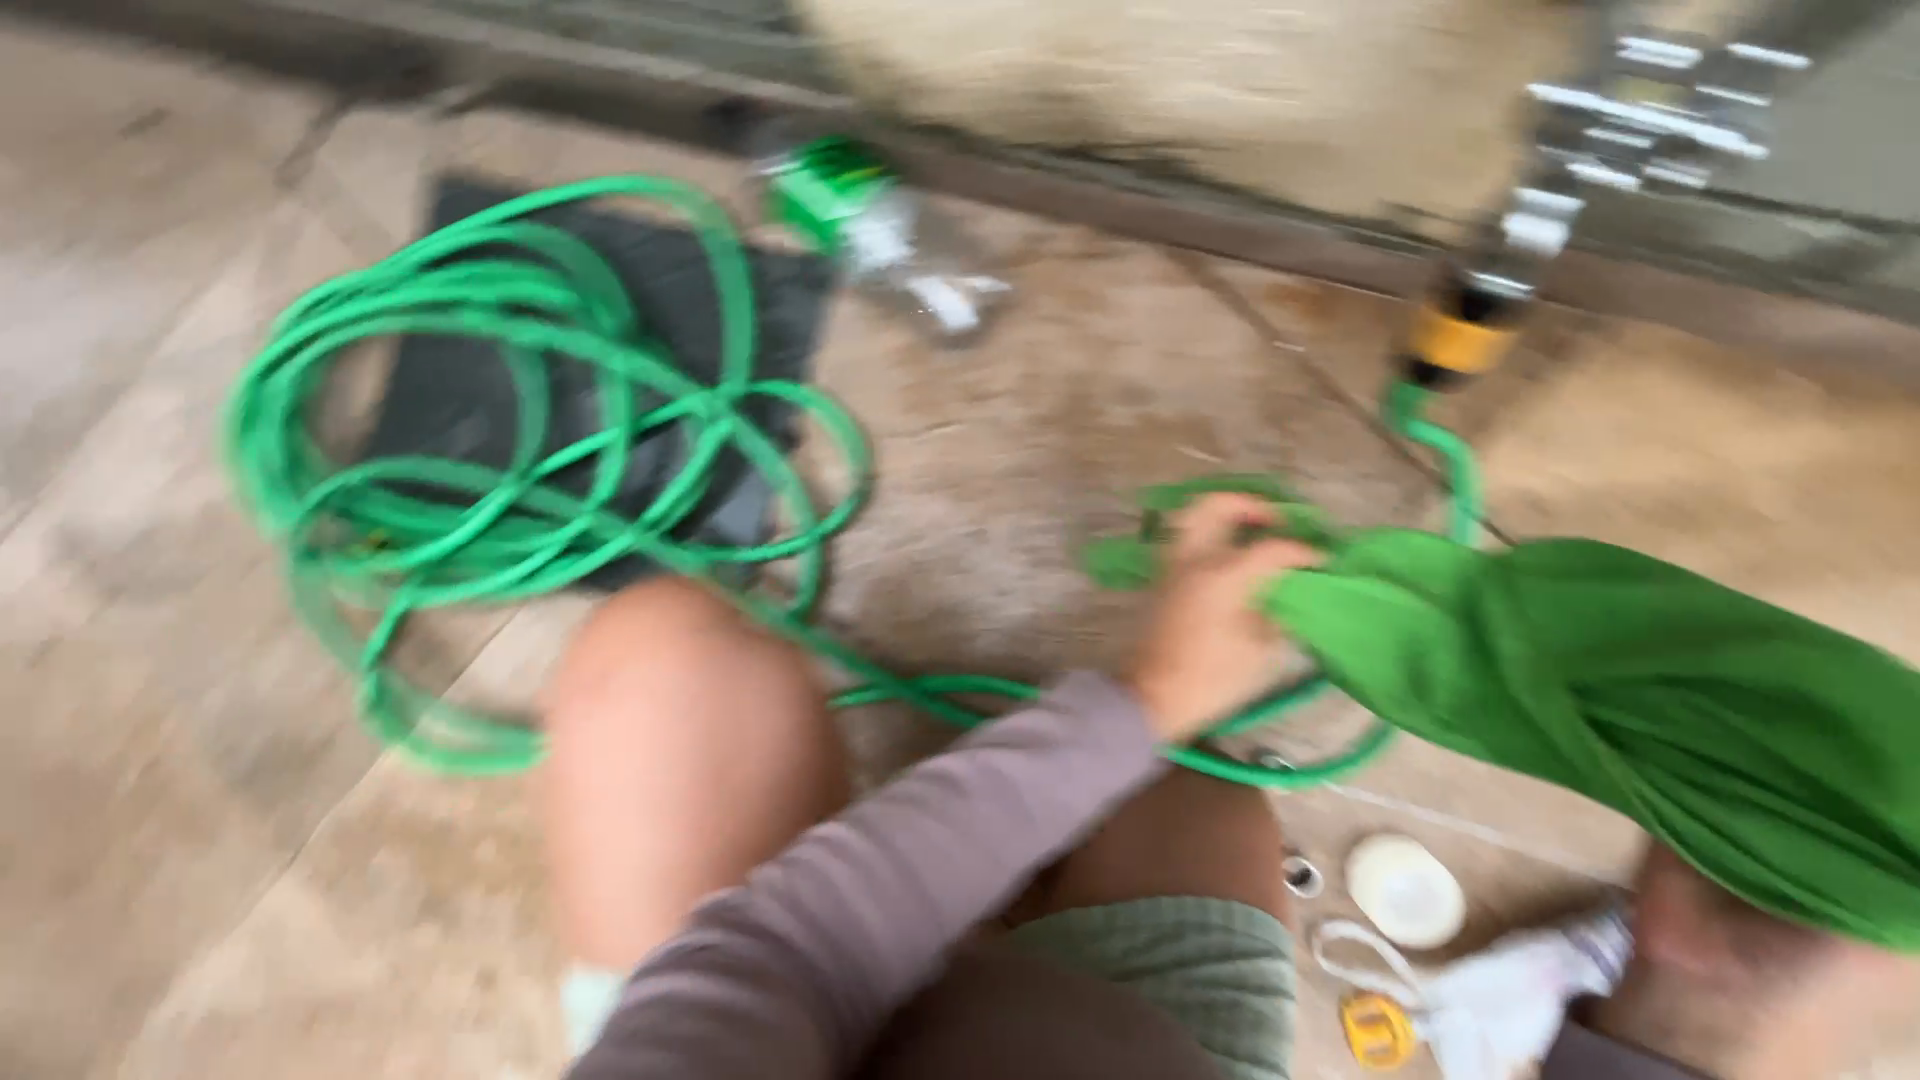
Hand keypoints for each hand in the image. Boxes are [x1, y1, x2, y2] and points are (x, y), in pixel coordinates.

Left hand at [1126, 493, 1320, 742]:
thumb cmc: (1208, 681)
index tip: (1322, 562)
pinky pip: (1183, 542)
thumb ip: (1276, 616)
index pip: (1271, 548)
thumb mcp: (1258, 653)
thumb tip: (1285, 598)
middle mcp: (1192, 561)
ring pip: (1191, 519)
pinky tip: (1228, 560)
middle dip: (1249, 505)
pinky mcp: (1158, 582)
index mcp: (1222, 576)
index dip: (1302, 552)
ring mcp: (1170, 568)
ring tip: (1249, 533)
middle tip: (1274, 521)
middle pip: (1214, 506)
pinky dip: (1207, 538)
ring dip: (1223, 517)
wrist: (1147, 698)